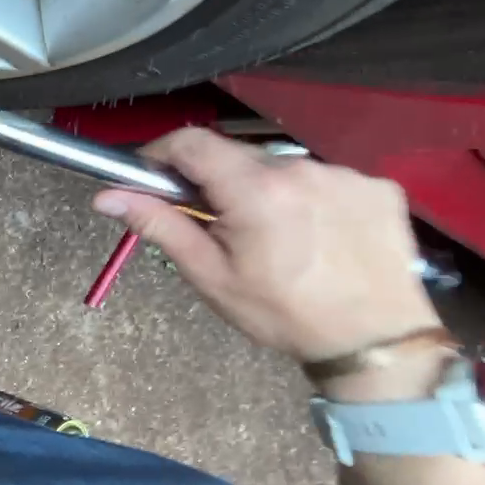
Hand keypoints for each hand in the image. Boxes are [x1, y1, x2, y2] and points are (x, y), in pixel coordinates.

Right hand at [92, 127, 440, 363]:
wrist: (378, 343)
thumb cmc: (280, 312)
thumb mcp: (207, 273)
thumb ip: (158, 224)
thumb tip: (105, 196)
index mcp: (256, 190)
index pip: (191, 141)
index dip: (160, 153)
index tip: (150, 179)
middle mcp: (303, 169)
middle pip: (234, 154)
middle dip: (210, 179)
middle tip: (207, 221)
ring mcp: (346, 175)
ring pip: (276, 167)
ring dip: (257, 188)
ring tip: (265, 234)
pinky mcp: (378, 187)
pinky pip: (321, 177)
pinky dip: (302, 196)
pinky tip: (309, 232)